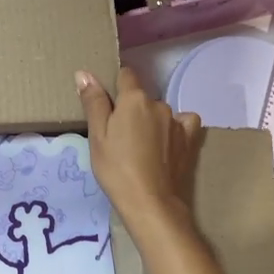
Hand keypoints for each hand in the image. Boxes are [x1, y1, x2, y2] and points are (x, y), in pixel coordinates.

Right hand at [76, 67, 200, 223]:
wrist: (150, 201)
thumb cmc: (116, 169)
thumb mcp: (97, 137)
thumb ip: (94, 103)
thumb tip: (84, 73)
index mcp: (134, 99)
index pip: (125, 76)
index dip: (115, 88)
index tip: (108, 108)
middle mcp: (158, 103)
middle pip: (142, 98)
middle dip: (131, 110)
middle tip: (119, 138)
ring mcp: (177, 120)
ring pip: (159, 112)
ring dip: (150, 122)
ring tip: (140, 148)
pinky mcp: (189, 138)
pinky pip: (183, 123)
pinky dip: (175, 128)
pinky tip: (166, 142)